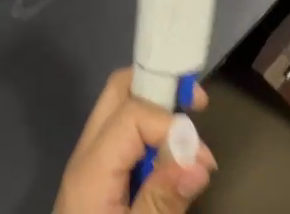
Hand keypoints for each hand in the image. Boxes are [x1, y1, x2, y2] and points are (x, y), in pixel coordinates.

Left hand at [54, 68, 216, 213]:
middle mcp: (85, 156)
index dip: (171, 125)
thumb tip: (198, 158)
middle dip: (159, 87)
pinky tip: (169, 160)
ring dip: (155, 109)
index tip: (203, 158)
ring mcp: (89, 165)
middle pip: (118, 92)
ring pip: (119, 109)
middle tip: (198, 107)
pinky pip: (122, 137)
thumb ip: (162, 202)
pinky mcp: (97, 180)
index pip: (132, 114)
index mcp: (90, 170)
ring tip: (188, 137)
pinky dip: (149, 133)